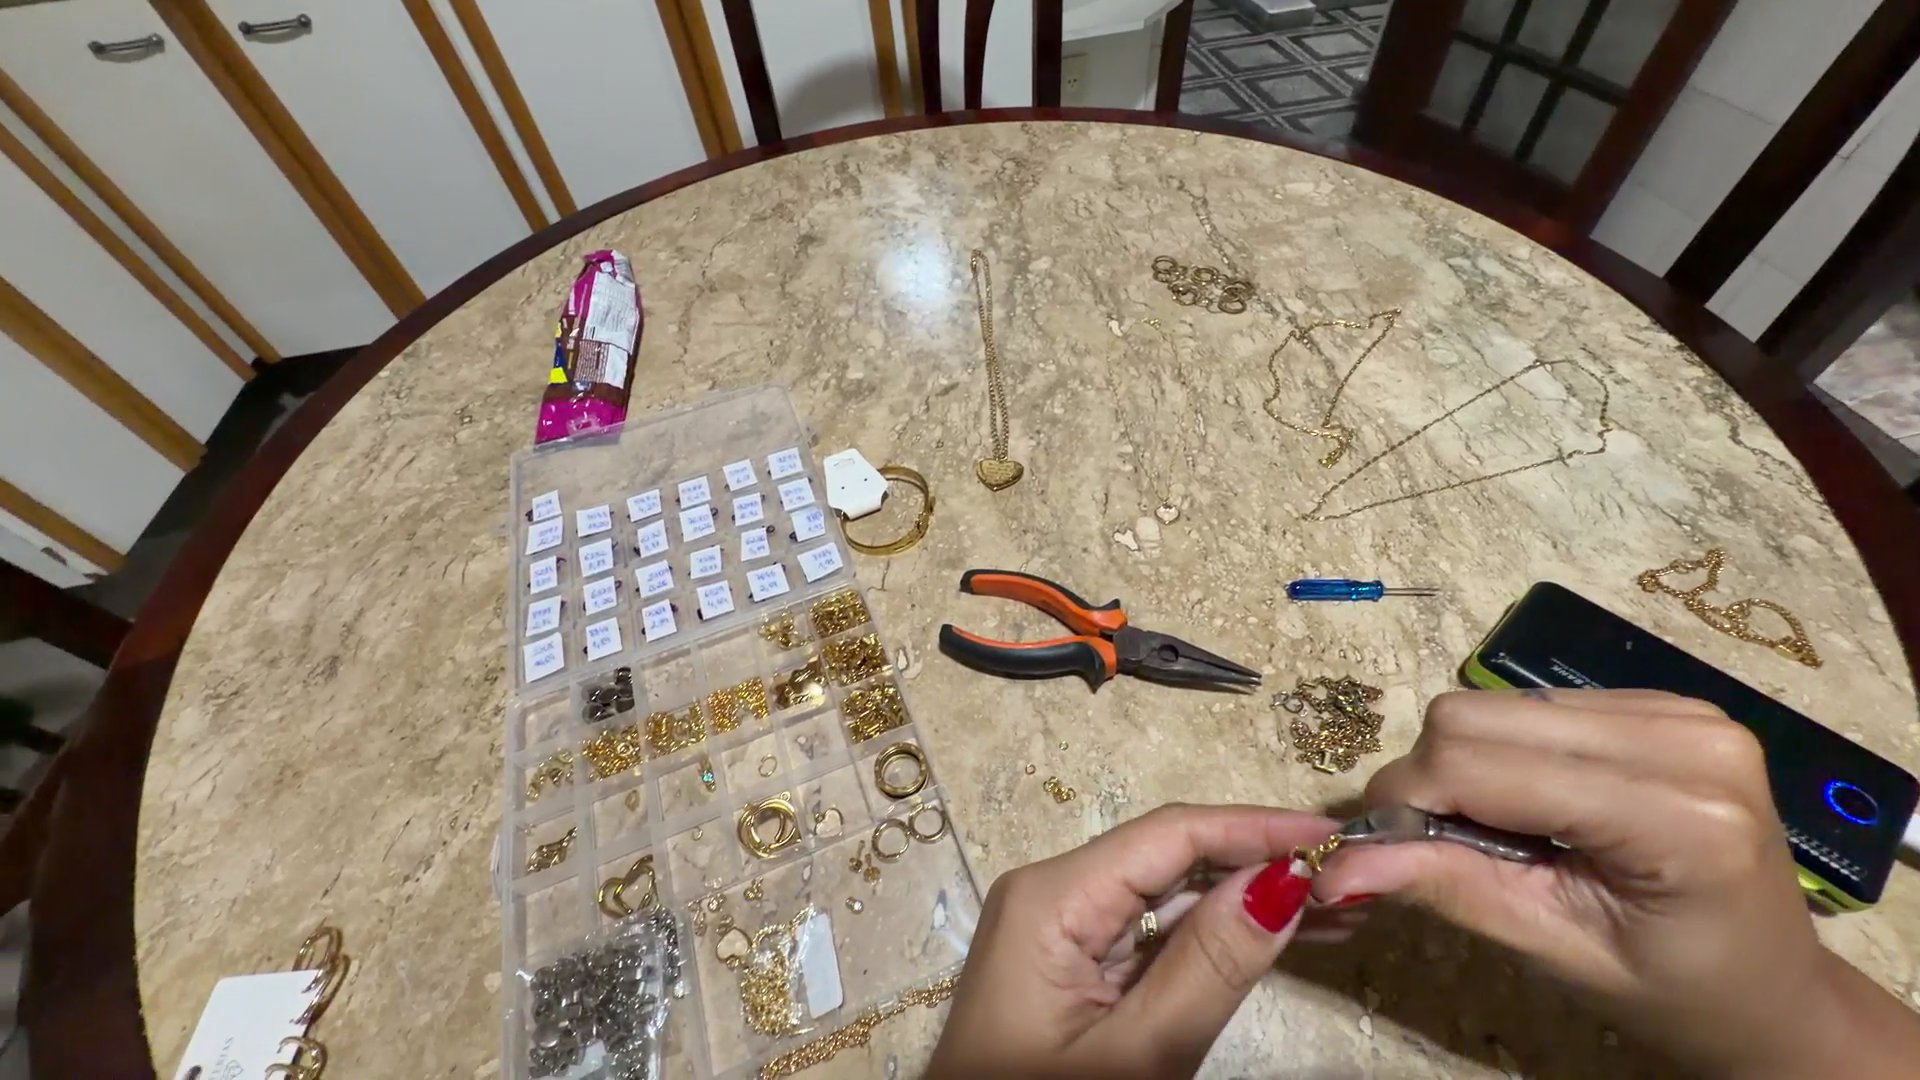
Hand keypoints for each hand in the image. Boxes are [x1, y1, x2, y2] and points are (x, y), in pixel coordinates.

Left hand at [924, 805, 1362, 1079]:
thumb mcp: (1136, 1055)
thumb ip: (1207, 966)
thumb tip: (1282, 881)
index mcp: (1052, 895)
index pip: (1167, 835)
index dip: (1254, 827)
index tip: (1334, 834)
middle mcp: (1054, 891)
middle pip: (1169, 857)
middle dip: (1260, 861)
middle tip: (1353, 875)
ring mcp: (1063, 925)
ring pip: (1168, 894)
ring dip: (1249, 897)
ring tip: (1340, 905)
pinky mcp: (1075, 959)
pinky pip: (1153, 932)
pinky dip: (1216, 933)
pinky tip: (1279, 935)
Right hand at [1315, 688, 1919, 1077]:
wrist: (1773, 987)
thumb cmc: (1668, 988)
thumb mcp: (1550, 948)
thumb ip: (1441, 887)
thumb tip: (1331, 871)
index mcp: (1677, 814)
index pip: (1474, 764)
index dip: (1405, 798)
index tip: (1386, 845)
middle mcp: (1685, 737)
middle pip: (1471, 718)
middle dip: (1430, 777)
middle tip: (1441, 838)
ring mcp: (1678, 709)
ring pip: (1487, 703)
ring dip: (1463, 761)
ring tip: (1497, 823)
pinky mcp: (1658, 700)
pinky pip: (1523, 703)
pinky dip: (1501, 748)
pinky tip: (1536, 796)